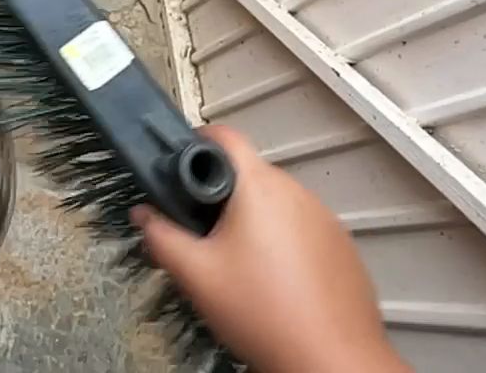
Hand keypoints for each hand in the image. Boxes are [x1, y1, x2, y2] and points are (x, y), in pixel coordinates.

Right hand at [132, 126, 406, 372]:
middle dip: (222, 195)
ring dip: (254, 219)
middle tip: (204, 233)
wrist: (332, 365)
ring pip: (275, 202)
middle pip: (248, 173)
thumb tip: (143, 214)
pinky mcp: (342, 246)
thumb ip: (161, 236)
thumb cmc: (265, 315)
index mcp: (259, 185)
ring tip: (239, 264)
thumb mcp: (196, 275)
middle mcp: (296, 190)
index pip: (224, 135)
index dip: (196, 142)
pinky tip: (274, 280)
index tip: (182, 169)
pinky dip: (284, 242)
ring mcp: (324, 218)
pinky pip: (302, 227)